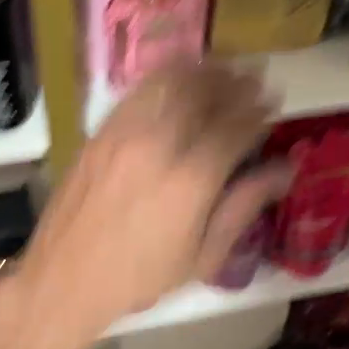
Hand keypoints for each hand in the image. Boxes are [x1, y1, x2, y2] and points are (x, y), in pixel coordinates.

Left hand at [0, 63, 290, 348]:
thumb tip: (283, 170)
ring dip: (202, 73)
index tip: (273, 104)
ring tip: (221, 70)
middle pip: (204, 95)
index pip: (235, 128)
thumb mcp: (202, 256)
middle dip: (235, 82)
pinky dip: (164, 80)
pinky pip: (137, 93)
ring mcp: (124, 135)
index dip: (259, 111)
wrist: (65, 278)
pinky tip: (177, 80)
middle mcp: (158, 146)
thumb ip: (242, 206)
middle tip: (254, 78)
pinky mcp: (99, 133)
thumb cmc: (139, 277)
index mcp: (190, 181)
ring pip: (170, 85)